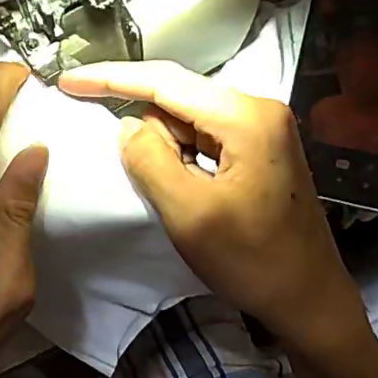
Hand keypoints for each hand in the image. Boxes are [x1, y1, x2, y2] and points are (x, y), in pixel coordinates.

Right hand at [58, 61, 361, 344]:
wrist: (309, 299)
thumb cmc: (252, 261)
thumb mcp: (188, 213)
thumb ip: (149, 160)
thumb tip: (128, 125)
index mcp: (245, 116)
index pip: (165, 81)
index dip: (111, 78)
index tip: (68, 80)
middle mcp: (257, 110)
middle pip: (176, 98)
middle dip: (147, 130)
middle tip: (152, 184)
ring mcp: (261, 130)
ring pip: (187, 121)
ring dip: (165, 149)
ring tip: (179, 198)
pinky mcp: (259, 151)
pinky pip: (202, 139)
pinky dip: (180, 157)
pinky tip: (184, 188)